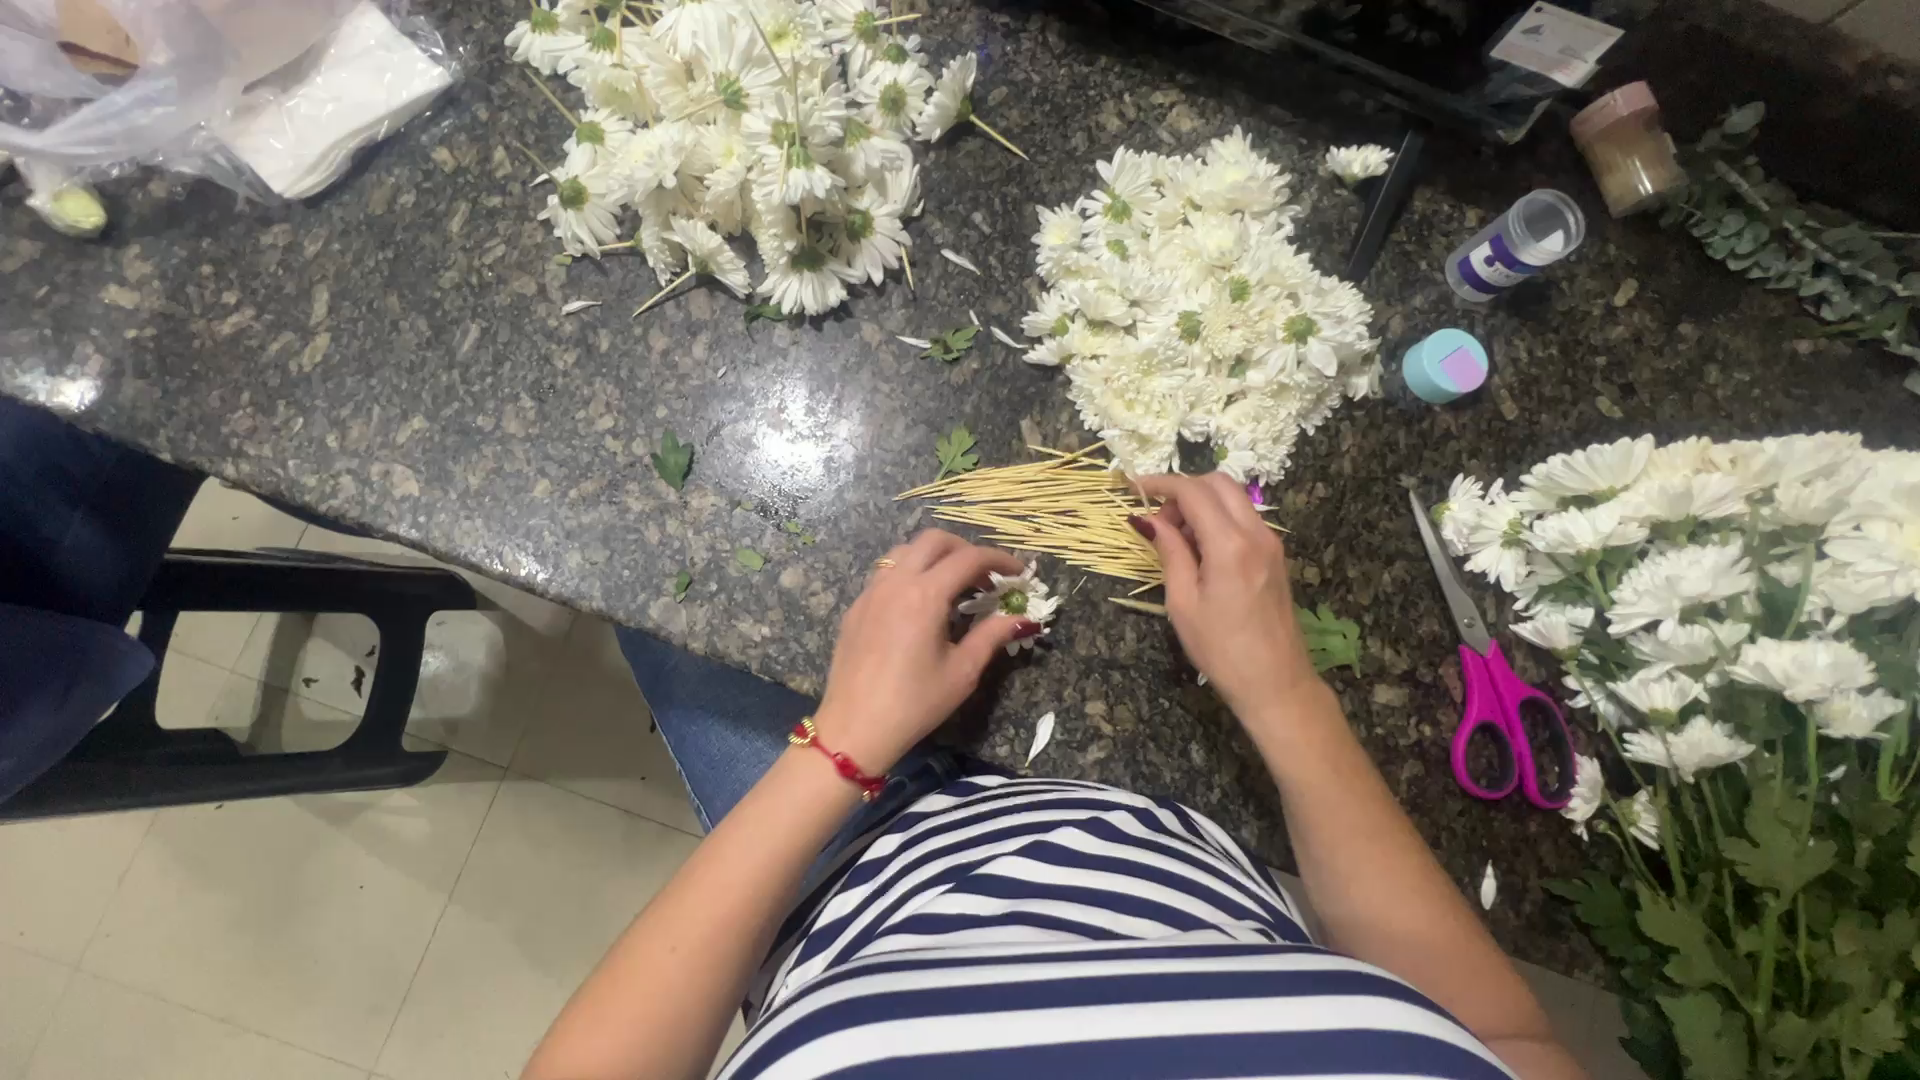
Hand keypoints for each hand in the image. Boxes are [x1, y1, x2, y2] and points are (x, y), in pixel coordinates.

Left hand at [812, 530, 1040, 772]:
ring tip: (952, 585)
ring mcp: (870, 592)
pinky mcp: (856, 608)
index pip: (969, 558)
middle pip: (933, 540)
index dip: (999, 560)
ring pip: (904, 551)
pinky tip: (919, 604)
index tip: (1019, 573)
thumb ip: (992, 636)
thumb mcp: (962, 671)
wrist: (855, 727)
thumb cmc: (915, 703)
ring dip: (934, 557)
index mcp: (925, 595)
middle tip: (985, 576)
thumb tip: (1023, 618)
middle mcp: (896, 582)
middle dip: (965, 549)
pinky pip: (885, 573)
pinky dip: (909, 574)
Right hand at [1132, 473, 1325, 724]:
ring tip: (1174, 539)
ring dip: (1200, 504)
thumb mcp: (1182, 602)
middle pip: (1218, 483)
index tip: (1133, 487)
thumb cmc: (1220, 649)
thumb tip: (1148, 520)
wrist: (1275, 682)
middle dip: (1183, 490)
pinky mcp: (1275, 555)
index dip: (1160, 484)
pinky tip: (1198, 550)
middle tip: (1157, 521)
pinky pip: (1243, 519)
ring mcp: (1271, 543)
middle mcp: (1256, 534)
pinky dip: (1217, 519)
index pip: (1193, 492)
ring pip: (1233, 498)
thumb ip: (1169, 552)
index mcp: (1229, 546)